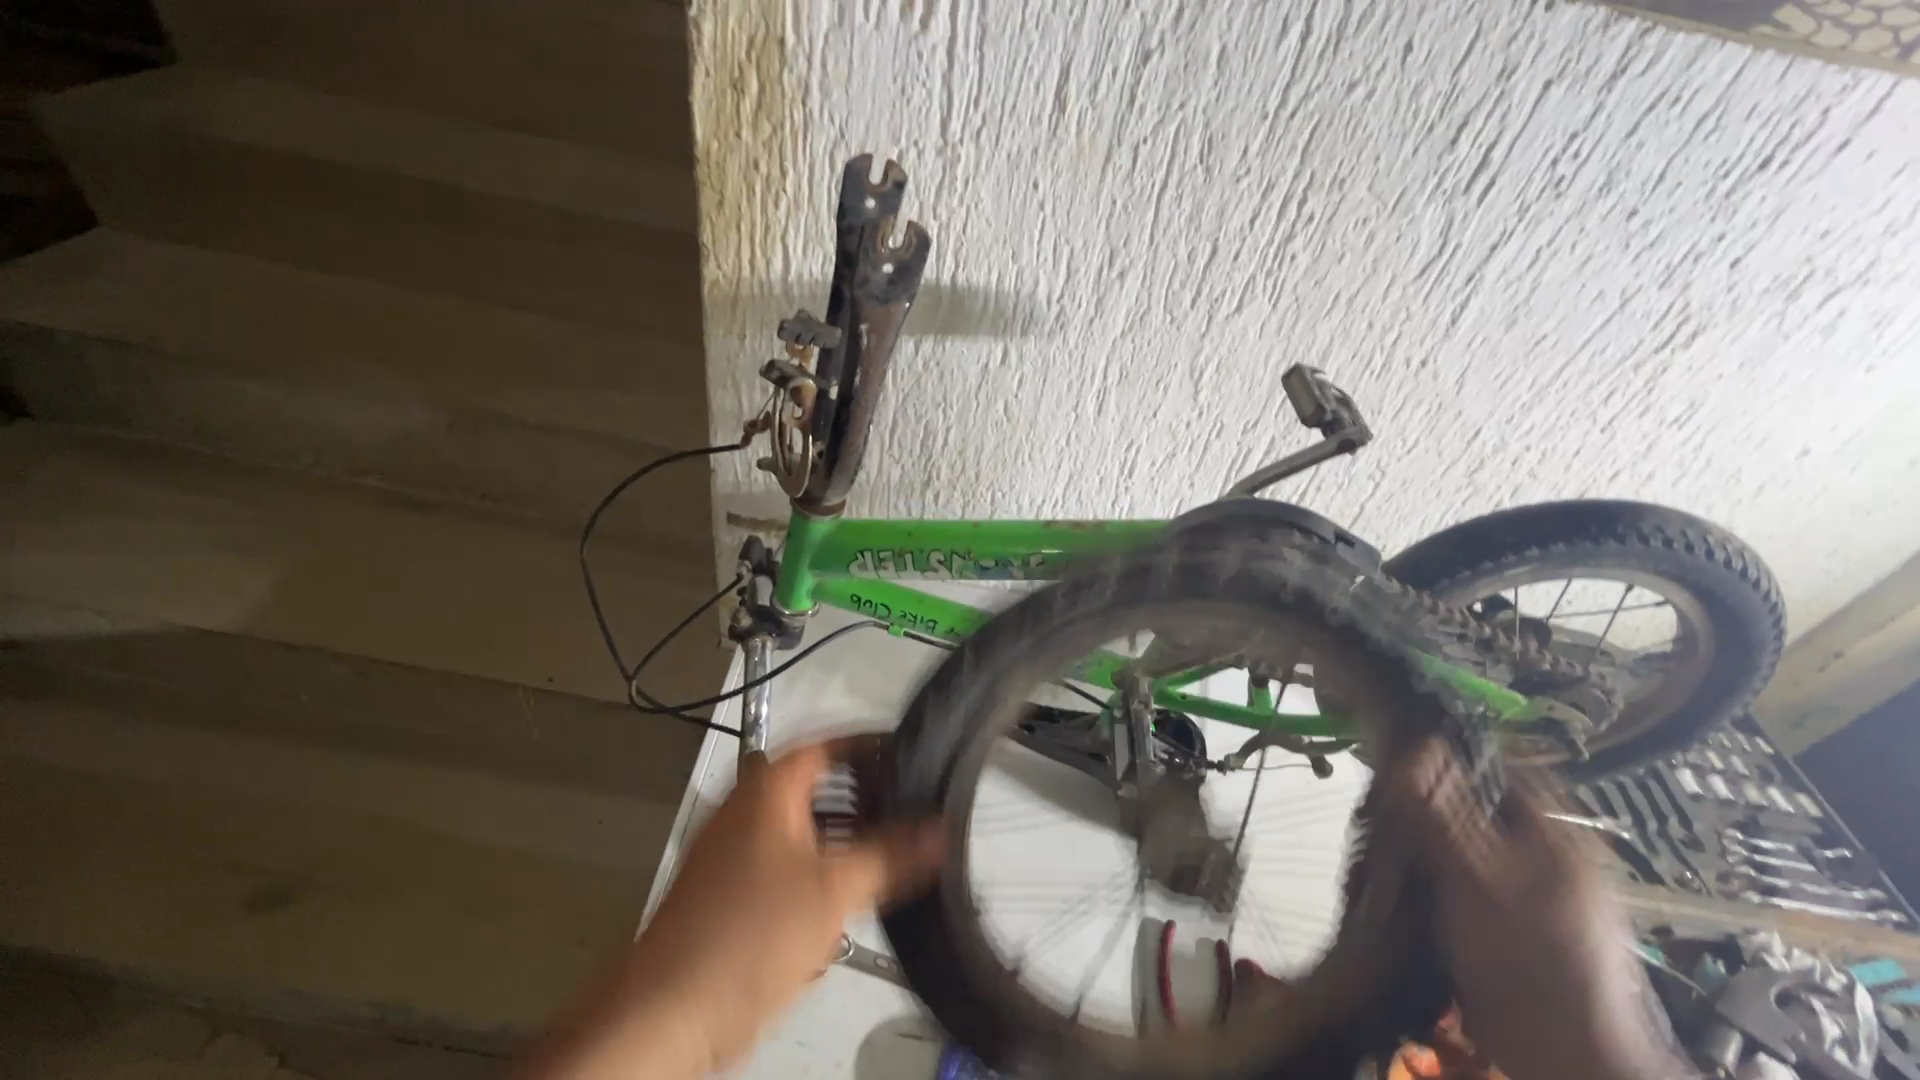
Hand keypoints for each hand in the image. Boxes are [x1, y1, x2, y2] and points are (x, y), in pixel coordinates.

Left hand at [520, 737, 943, 1079]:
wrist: (672, 1009)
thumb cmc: (752, 931)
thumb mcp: (837, 888)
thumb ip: (893, 854)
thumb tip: (941, 829)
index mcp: (767, 788)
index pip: (828, 744)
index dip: (871, 745)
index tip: (910, 752)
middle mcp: (746, 808)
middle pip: (815, 785)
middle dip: (863, 796)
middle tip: (908, 805)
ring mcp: (734, 851)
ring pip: (802, 828)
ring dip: (844, 837)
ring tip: (889, 853)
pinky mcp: (731, 892)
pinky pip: (787, 864)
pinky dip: (820, 869)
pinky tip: (849, 899)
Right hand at [1382, 739, 1695, 1079]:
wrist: (1566, 1062)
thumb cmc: (1530, 963)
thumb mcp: (1479, 880)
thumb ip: (1442, 815)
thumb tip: (1410, 747)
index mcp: (1554, 837)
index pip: (1498, 771)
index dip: (1447, 757)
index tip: (1393, 757)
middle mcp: (1544, 859)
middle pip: (1473, 809)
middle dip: (1422, 807)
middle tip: (1375, 811)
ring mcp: (1523, 896)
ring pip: (1459, 848)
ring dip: (1417, 846)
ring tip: (1373, 848)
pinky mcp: (1502, 929)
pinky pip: (1455, 885)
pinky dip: (1423, 880)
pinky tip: (1391, 887)